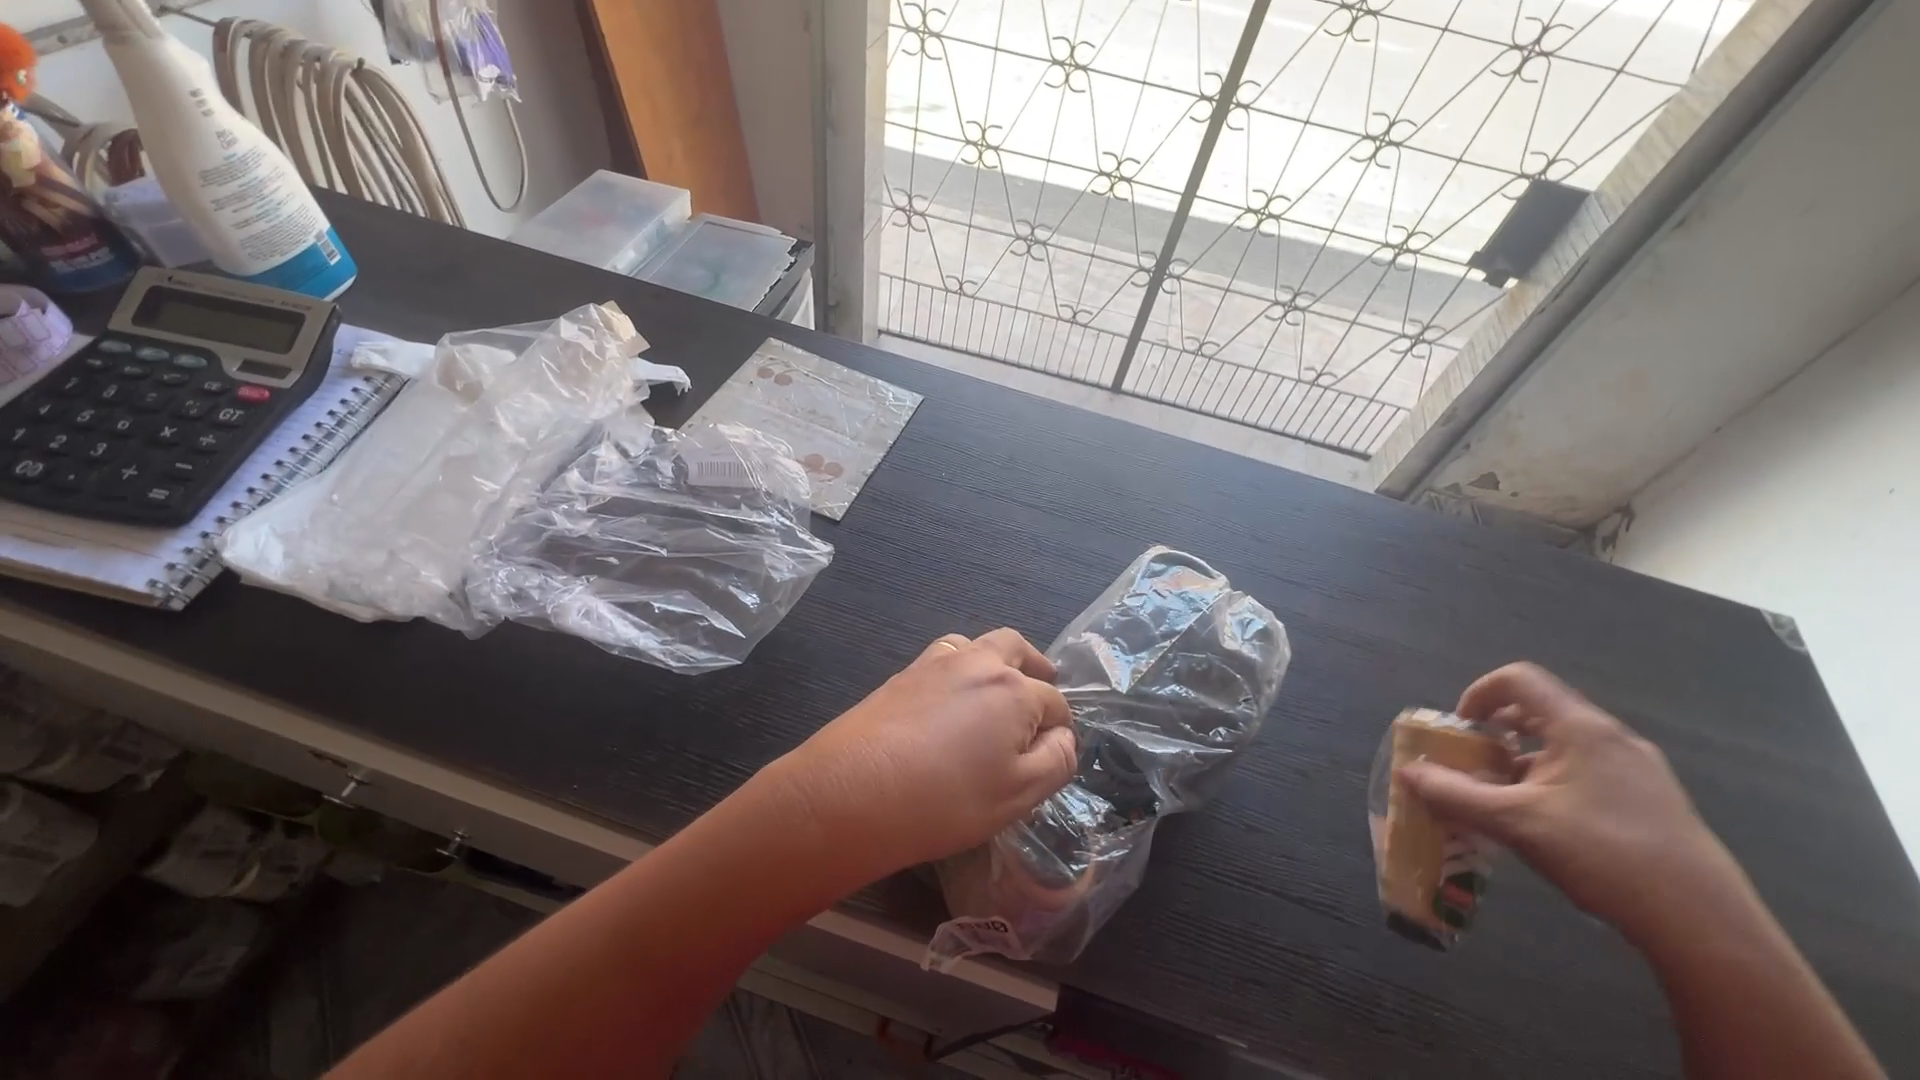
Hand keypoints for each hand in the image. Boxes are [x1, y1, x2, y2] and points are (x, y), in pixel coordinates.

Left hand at [757, 629, 1077, 883]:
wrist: (851, 792)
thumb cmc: (945, 800)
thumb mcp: (1018, 795)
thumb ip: (1055, 762)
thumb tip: (1063, 737)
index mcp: (1014, 690)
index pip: (1055, 703)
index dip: (1060, 729)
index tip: (1054, 753)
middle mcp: (977, 663)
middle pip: (1015, 648)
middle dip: (1034, 666)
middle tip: (1041, 683)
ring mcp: (934, 664)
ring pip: (974, 644)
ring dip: (993, 659)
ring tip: (994, 686)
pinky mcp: (899, 677)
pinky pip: (940, 657)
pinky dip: (957, 667)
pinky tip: (949, 697)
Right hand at [1398, 663, 1747, 943]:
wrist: (1702, 920)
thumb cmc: (1603, 853)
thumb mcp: (1516, 823)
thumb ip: (1455, 794)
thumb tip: (1407, 772)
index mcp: (1581, 728)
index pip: (1519, 679)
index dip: (1479, 694)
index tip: (1459, 730)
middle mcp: (1612, 737)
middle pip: (1540, 712)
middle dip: (1495, 734)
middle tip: (1472, 767)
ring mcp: (1638, 770)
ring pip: (1563, 747)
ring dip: (1521, 763)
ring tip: (1502, 803)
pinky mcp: (1651, 801)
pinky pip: (1586, 773)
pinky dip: (1551, 784)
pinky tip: (1546, 829)